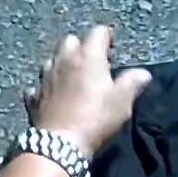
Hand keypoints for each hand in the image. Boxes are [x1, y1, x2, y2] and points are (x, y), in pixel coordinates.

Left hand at [23, 25, 150, 153]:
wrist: (59, 144)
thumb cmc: (95, 118)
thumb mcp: (122, 101)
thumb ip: (132, 83)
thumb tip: (143, 73)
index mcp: (88, 56)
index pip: (98, 32)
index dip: (107, 37)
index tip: (112, 50)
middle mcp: (63, 61)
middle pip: (69, 40)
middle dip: (80, 46)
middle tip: (91, 63)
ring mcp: (44, 79)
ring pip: (50, 61)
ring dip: (60, 65)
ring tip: (71, 78)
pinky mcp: (33, 99)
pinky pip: (37, 87)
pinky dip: (44, 89)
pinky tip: (50, 97)